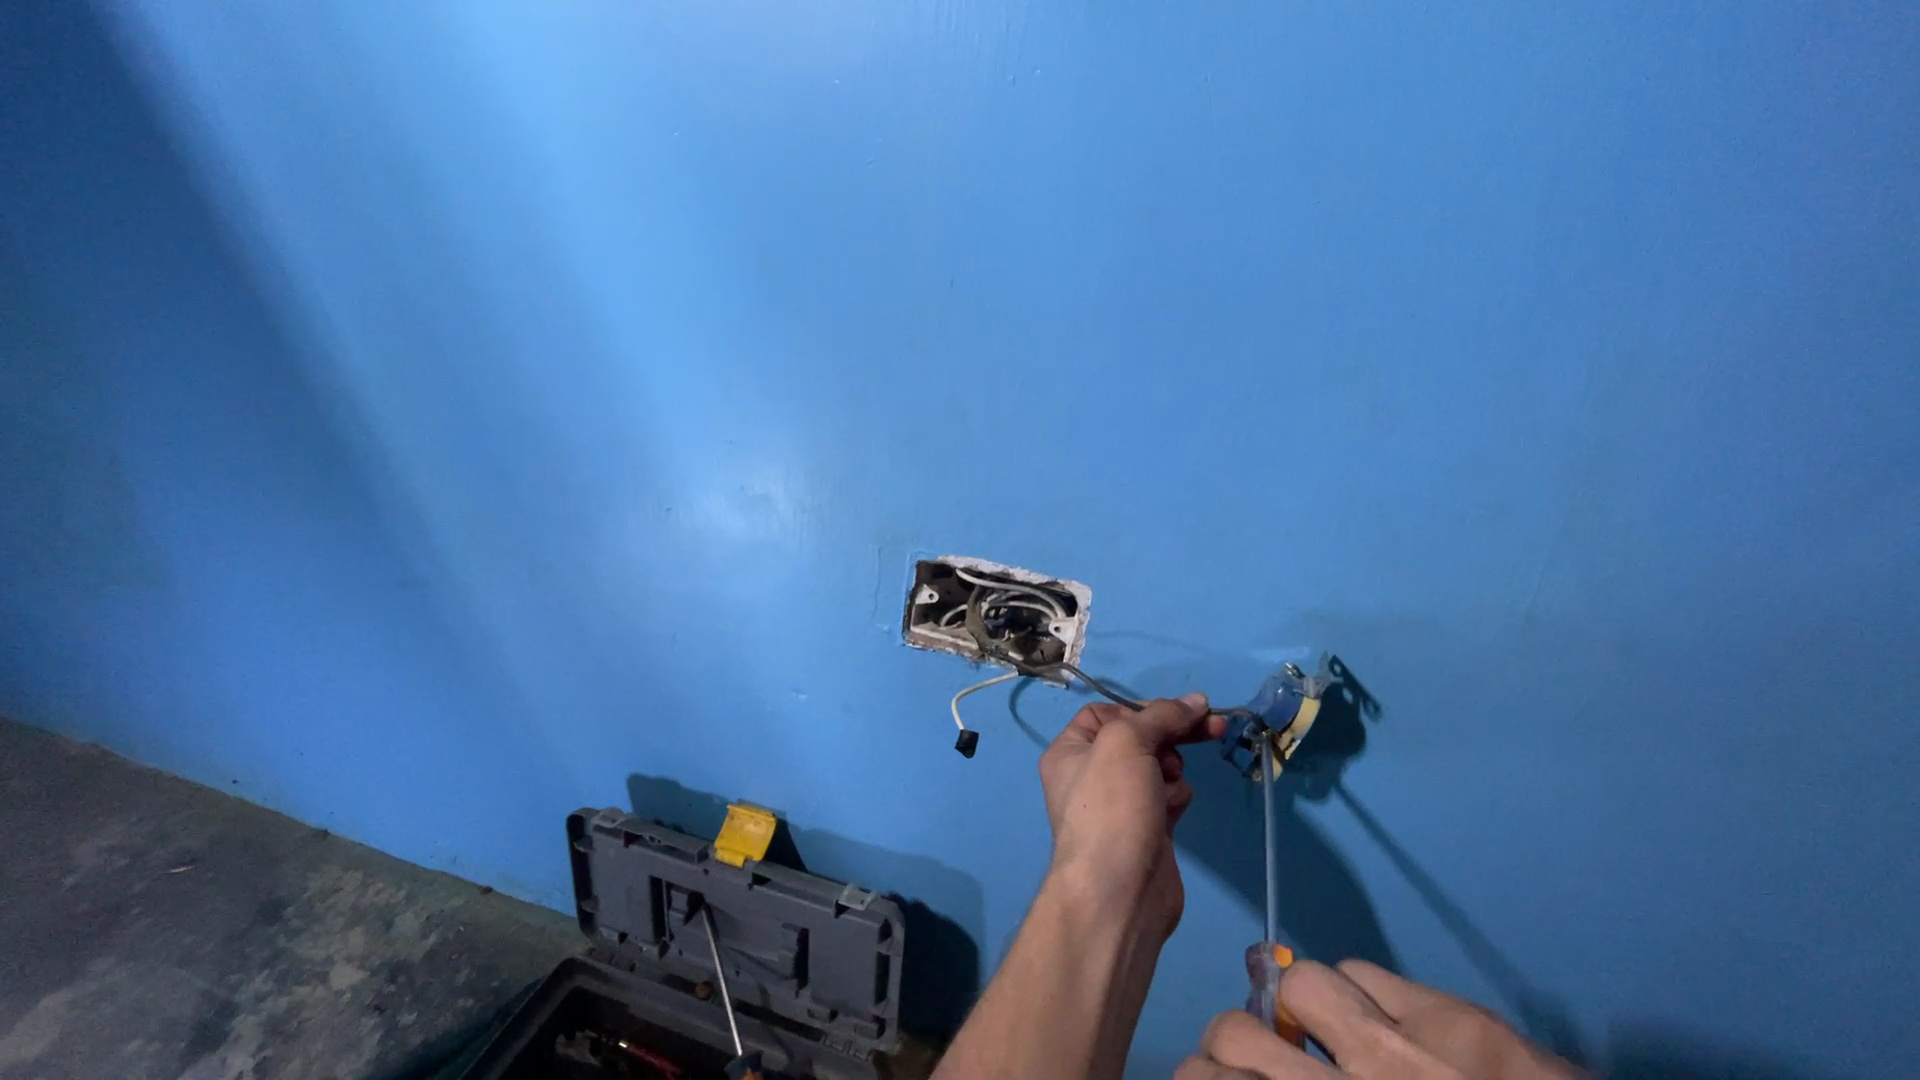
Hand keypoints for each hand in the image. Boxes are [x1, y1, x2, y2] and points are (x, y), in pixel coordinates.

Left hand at [1038, 693, 1225, 937]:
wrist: (1119, 890)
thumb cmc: (1111, 806)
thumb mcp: (1127, 742)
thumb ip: (1161, 715)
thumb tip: (1196, 701)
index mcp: (1070, 750)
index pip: (1106, 713)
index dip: (1141, 709)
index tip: (1176, 711)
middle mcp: (1090, 774)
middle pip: (1140, 738)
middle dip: (1171, 735)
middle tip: (1212, 727)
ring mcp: (1119, 804)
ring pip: (1159, 767)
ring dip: (1171, 770)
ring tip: (1167, 787)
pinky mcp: (1147, 829)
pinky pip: (1169, 797)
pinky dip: (1176, 798)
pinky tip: (1172, 810)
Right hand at [1177, 960, 1582, 1079]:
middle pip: (1233, 1034)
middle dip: (1225, 1048)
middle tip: (1249, 1068)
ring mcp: (1402, 1051)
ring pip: (1299, 985)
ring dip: (1293, 1010)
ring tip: (1312, 1034)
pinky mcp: (1456, 1019)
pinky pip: (1367, 973)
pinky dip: (1354, 992)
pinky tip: (1371, 1019)